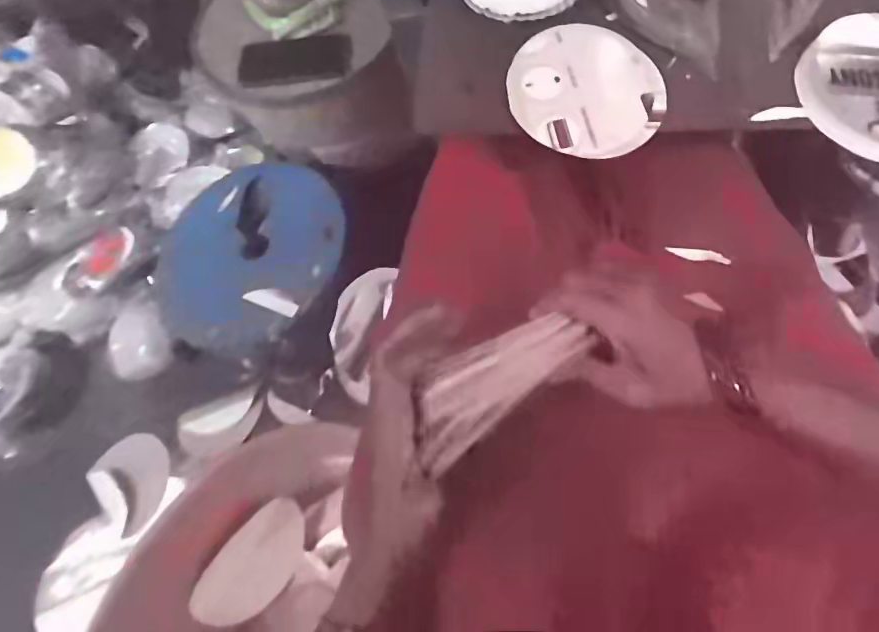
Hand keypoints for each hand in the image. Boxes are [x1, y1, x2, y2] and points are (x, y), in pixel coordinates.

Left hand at [333, 306, 458, 622]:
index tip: (452, 322)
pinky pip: (403, 383)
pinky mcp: (392, 430)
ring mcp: (382, 420)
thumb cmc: (406, 530)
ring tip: (453, 331)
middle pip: (387, 356)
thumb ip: (467, 453)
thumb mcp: (439, 493)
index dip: (418, 337)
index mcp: (388, 424)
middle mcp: (380, 413)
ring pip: (393, 367)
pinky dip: (422, 364)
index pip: (392, 366)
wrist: (380, 563)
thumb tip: (498, 410)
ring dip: (418, 342)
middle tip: (454, 314)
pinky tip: (447, 367)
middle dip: (416, 328)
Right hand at [539, 269, 712, 408]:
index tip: (535, 318)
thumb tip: (553, 367)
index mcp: (621, 315)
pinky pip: (615, 265)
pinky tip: (606, 299)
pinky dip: (600, 278)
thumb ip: (589, 373)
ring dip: (580, 284)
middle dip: (560, 294)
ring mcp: (643, 274)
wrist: (733, 359)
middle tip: (558, 318)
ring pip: (594, 267)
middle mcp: (628, 286)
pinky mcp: (654, 272)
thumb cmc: (682, 381)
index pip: (569, 298)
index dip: (546, 305)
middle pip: (576, 275)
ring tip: (581, 309)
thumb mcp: (634, 389)